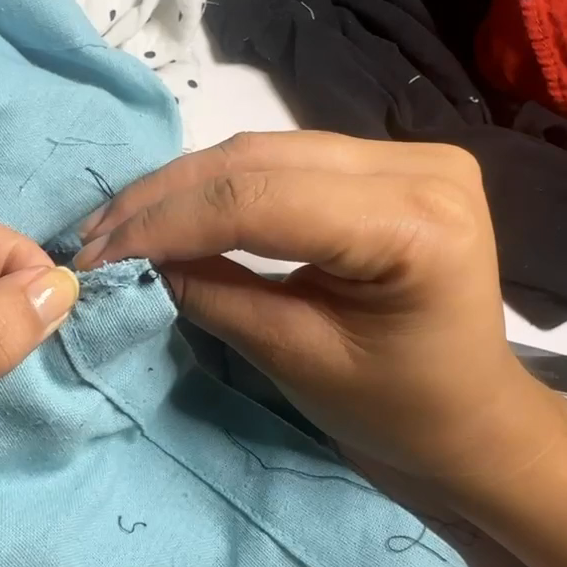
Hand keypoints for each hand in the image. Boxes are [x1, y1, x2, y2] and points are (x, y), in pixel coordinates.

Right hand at [73, 132, 562, 487]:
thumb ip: (213, 296)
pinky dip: (213, 186)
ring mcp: (405, 154)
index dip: (166, 223)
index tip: (97, 257)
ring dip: (179, 187)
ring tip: (117, 225)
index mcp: (413, 225)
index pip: (259, 201)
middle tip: (94, 238)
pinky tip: (170, 208)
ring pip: (258, 151)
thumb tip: (134, 262)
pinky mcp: (383, 162)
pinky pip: (277, 161)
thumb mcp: (295, 358)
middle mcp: (418, 165)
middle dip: (161, 199)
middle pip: (255, 161)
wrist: (471, 416)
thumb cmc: (396, 410)